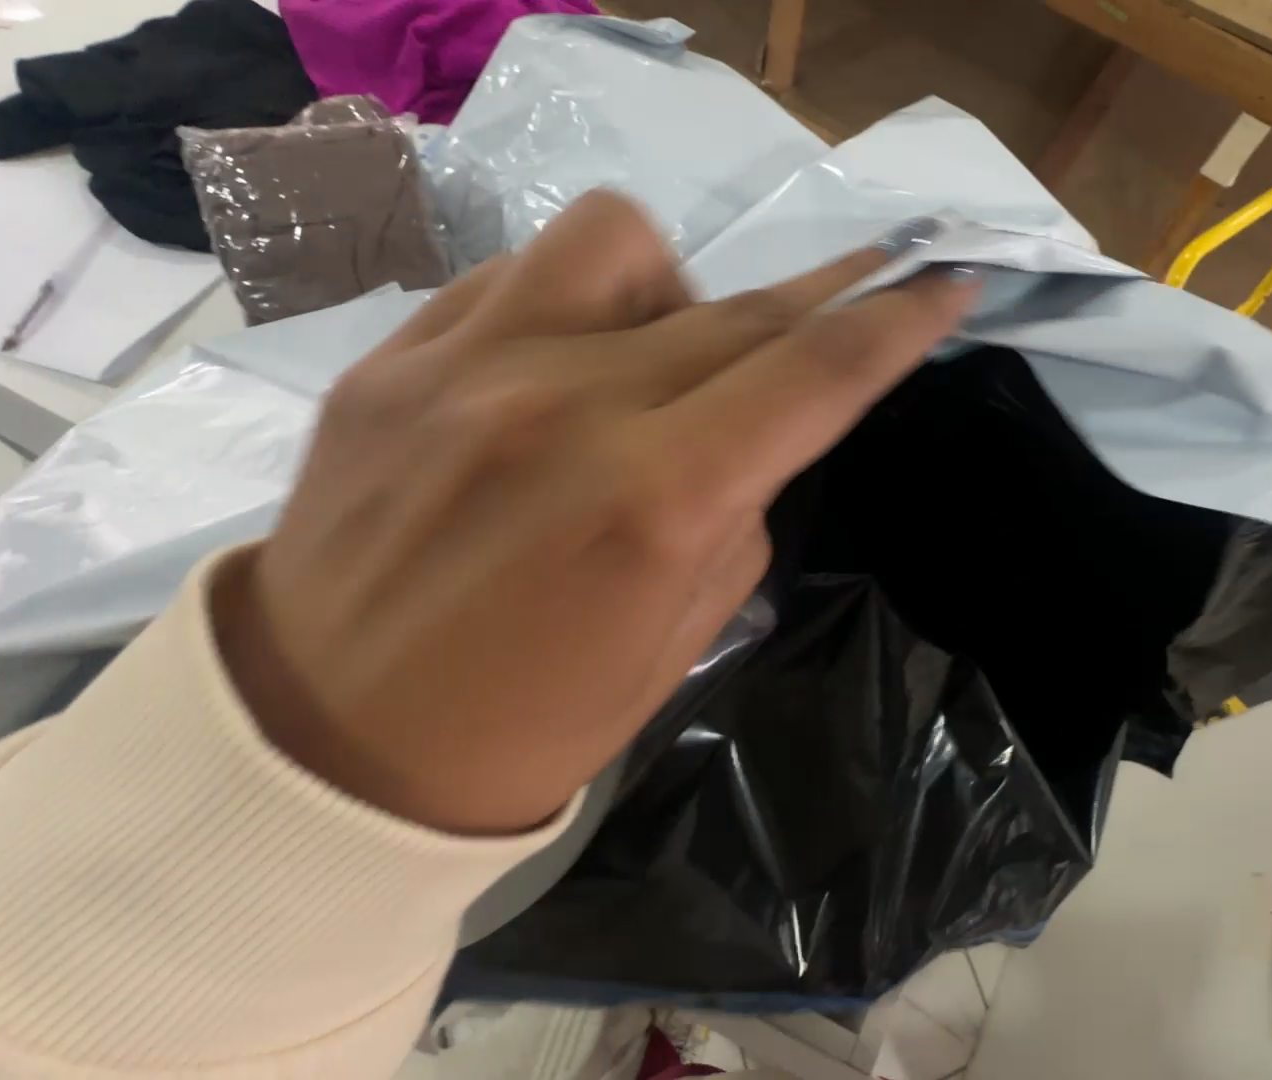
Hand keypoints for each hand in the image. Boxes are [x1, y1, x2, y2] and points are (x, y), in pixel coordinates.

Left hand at [211, 192, 975, 834]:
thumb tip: (747, 437)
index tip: (943, 283)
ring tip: (654, 358)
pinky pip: (519, 274)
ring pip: (621, 238)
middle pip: (739, 309)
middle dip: (821, 299)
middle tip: (856, 297)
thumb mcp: (680, 640)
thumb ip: (735, 516)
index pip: (813, 375)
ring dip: (676, 289)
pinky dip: (572, 306)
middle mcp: (566, 404)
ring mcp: (466, 367)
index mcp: (655, 501)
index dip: (896, 321)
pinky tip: (556, 372)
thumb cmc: (534, 724)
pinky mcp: (391, 360)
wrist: (328, 744)